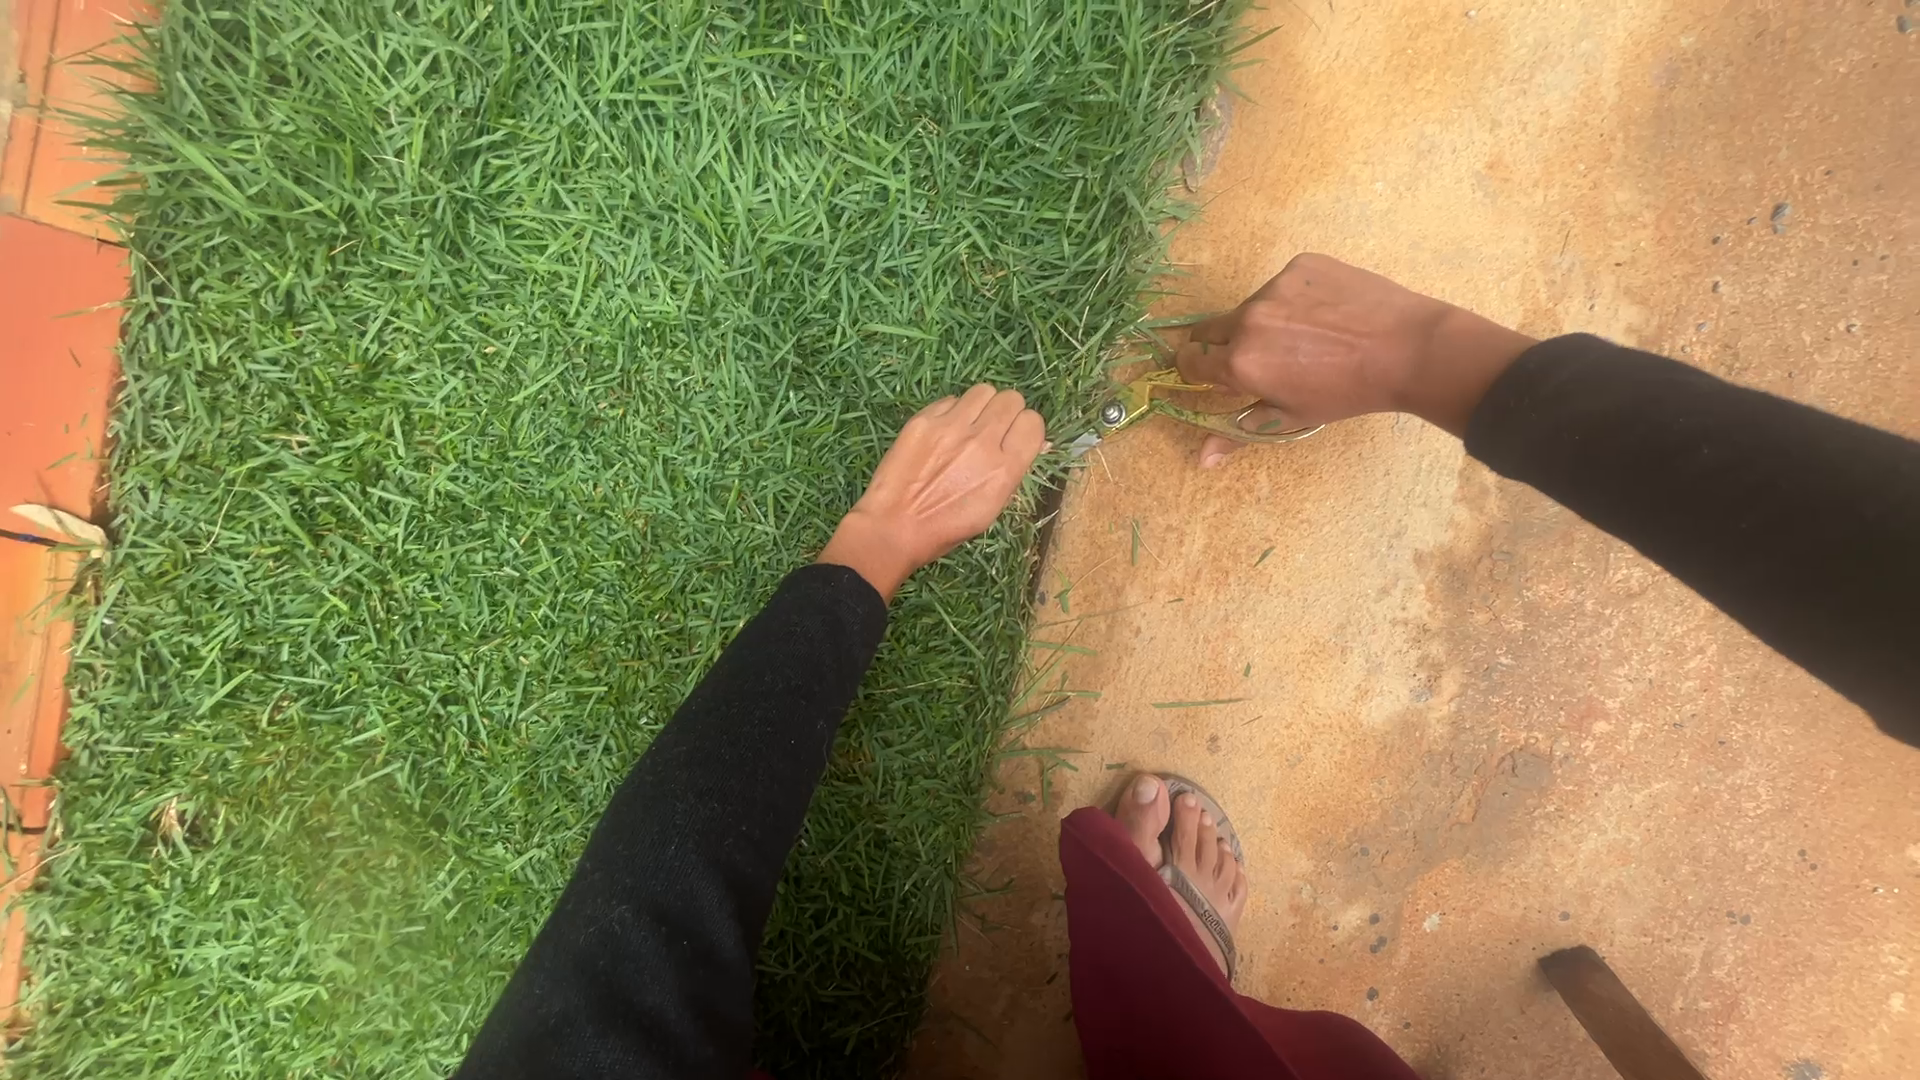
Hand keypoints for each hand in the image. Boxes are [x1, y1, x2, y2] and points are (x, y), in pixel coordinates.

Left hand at [819, 384, 1045, 600]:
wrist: (894, 527)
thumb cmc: (946, 528)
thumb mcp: (992, 508)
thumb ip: (1012, 470)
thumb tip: (1029, 442)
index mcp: (1004, 469)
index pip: (1033, 422)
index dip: (1026, 428)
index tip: (1016, 437)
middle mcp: (982, 442)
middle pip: (1011, 399)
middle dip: (1007, 412)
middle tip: (993, 429)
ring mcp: (951, 427)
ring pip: (983, 391)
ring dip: (982, 406)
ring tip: (970, 425)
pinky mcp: (924, 419)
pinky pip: (951, 400)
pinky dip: (953, 412)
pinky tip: (944, 432)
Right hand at [1173, 253, 1535, 465]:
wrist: (1409, 350)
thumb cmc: (1345, 393)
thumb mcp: (1289, 417)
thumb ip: (1237, 433)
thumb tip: (1202, 459)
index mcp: (1239, 363)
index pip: (1189, 360)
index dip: (1195, 369)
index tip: (1208, 372)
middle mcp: (1248, 321)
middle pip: (1211, 330)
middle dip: (1223, 345)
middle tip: (1260, 356)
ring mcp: (1274, 288)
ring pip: (1250, 307)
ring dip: (1262, 321)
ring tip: (1305, 335)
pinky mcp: (1301, 265)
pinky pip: (1282, 285)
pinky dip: (1294, 299)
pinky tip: (1323, 313)